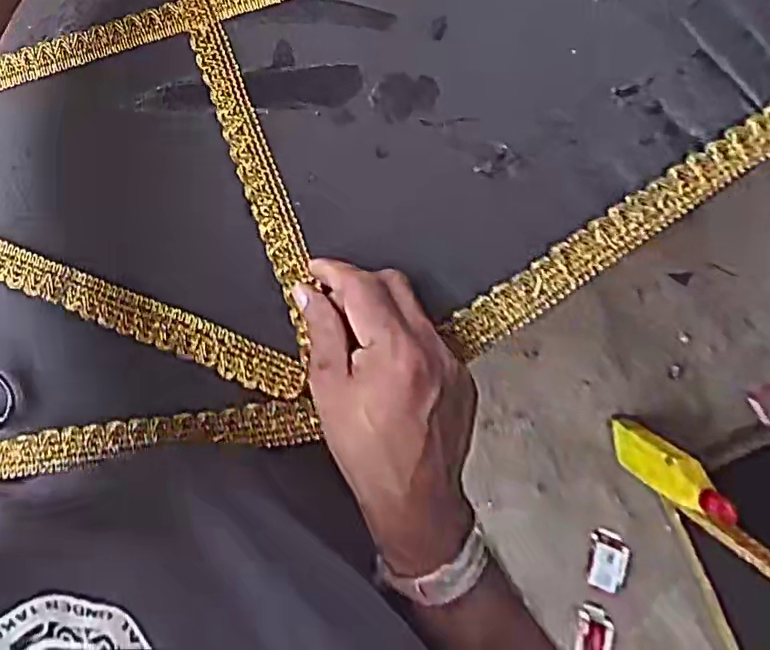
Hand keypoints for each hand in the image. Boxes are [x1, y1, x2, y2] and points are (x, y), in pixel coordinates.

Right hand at [298, 258, 478, 577]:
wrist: (416, 500)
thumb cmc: (363, 448)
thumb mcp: (327, 386)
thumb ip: (321, 330)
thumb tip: (308, 292)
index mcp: (395, 350)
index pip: (362, 285)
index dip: (332, 271)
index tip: (312, 270)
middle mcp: (430, 348)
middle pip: (392, 284)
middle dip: (356, 281)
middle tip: (327, 299)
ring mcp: (451, 361)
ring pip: (411, 306)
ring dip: (378, 304)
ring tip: (351, 329)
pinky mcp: (461, 376)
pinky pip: (426, 332)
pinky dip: (398, 328)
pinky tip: (378, 354)